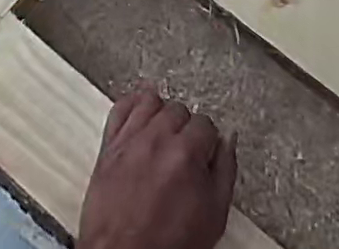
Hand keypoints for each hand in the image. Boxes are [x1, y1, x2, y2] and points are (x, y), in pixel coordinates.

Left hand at [78, 84, 237, 248]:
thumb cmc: (165, 245)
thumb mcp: (214, 214)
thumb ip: (226, 169)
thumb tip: (230, 139)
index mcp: (187, 152)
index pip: (206, 124)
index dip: (207, 143)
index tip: (203, 158)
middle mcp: (158, 139)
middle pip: (180, 110)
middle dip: (185, 129)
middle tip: (184, 152)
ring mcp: (131, 142)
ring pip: (152, 103)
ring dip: (161, 115)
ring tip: (164, 134)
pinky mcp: (109, 150)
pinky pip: (120, 109)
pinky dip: (132, 105)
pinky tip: (140, 111)